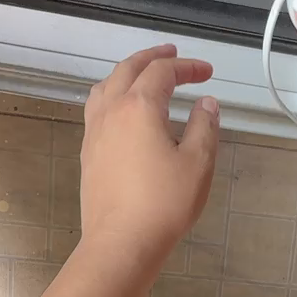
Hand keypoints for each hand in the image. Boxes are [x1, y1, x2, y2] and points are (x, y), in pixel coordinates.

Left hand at [78, 44, 218, 267]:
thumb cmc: (164, 203)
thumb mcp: (198, 163)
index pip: (163, 72)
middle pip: (129, 70)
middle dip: (153, 58)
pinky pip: (98, 108)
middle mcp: (111, 111)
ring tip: (143, 75)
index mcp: (140, 107)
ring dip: (128, 73)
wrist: (122, 242)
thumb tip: (207, 104)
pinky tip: (123, 111)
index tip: (208, 73)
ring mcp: (95, 132)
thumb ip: (205, 127)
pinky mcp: (89, 153)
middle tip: (172, 54)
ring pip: (106, 86)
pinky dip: (114, 95)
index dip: (187, 67)